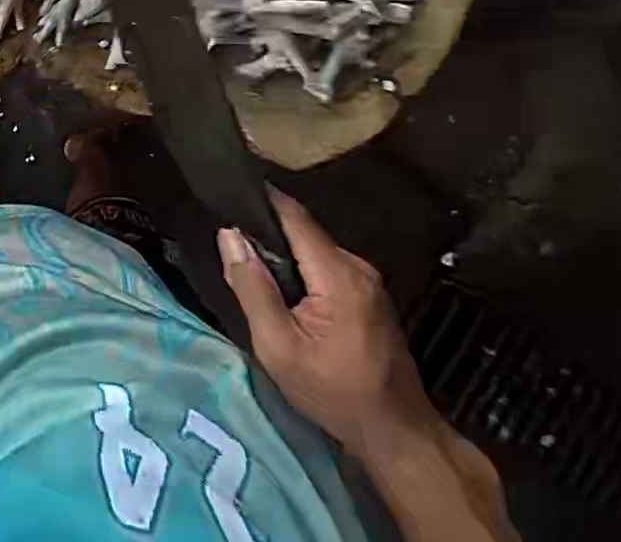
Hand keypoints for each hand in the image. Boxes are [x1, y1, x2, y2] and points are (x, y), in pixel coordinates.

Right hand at [218, 192, 441, 457]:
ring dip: (275, 249)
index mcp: (338, 277)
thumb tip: (229, 235)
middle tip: (223, 238)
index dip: (258, 198)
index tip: (224, 184)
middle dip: (260, 229)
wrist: (397, 434)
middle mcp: (357, 269)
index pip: (294, 217)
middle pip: (299, 229)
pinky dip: (293, 264)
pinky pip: (320, 261)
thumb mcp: (277, 345)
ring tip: (241, 259)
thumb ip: (251, 287)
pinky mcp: (366, 293)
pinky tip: (273, 282)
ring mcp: (366, 281)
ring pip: (308, 246)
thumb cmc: (332, 391)